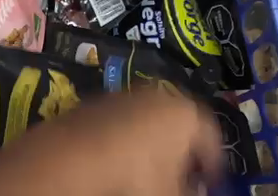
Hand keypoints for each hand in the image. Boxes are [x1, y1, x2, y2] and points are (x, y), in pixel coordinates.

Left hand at [0, 87, 221, 195]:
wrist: (63, 166)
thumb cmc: (132, 184)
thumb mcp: (171, 194)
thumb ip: (190, 190)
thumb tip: (195, 189)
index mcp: (184, 112)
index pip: (213, 136)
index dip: (215, 166)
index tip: (211, 185)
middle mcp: (154, 93)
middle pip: (178, 125)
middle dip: (180, 156)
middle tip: (178, 184)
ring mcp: (118, 96)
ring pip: (144, 123)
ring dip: (148, 150)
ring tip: (143, 181)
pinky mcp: (87, 105)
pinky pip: (115, 127)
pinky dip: (119, 147)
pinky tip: (111, 172)